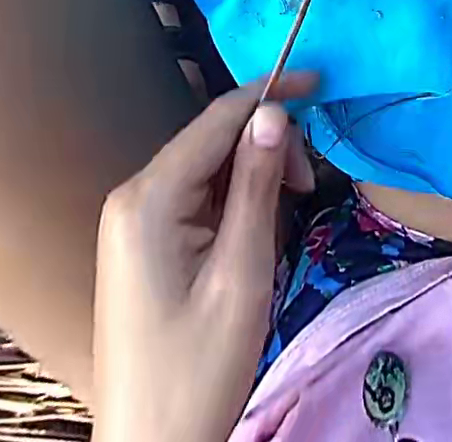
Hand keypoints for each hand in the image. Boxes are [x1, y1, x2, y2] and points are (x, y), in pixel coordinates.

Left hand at [92, 80, 312, 441]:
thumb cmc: (199, 369)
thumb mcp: (241, 272)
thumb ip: (256, 184)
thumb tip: (274, 111)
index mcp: (148, 197)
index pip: (216, 118)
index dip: (268, 92)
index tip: (317, 81)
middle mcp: (134, 195)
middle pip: (212, 141)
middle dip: (264, 147)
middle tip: (308, 186)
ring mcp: (135, 220)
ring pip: (208, 167)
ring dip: (253, 176)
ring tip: (286, 215)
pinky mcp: (145, 241)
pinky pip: (198, 196)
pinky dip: (235, 199)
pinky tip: (257, 228)